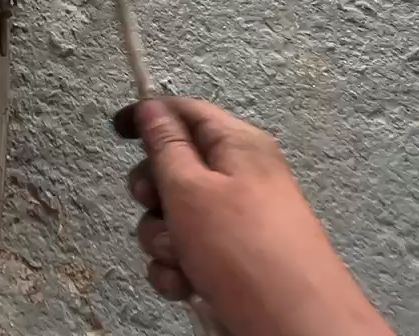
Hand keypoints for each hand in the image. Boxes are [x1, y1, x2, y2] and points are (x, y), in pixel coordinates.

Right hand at [116, 97, 393, 335]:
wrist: (300, 332)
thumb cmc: (242, 249)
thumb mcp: (190, 188)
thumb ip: (164, 145)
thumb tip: (151, 106)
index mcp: (237, 145)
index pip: (185, 111)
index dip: (148, 115)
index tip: (118, 132)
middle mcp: (239, 177)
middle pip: (174, 165)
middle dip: (152, 190)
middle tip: (152, 204)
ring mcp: (237, 223)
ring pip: (175, 213)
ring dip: (162, 236)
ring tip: (178, 258)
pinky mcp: (233, 263)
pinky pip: (189, 251)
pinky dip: (177, 267)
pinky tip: (183, 285)